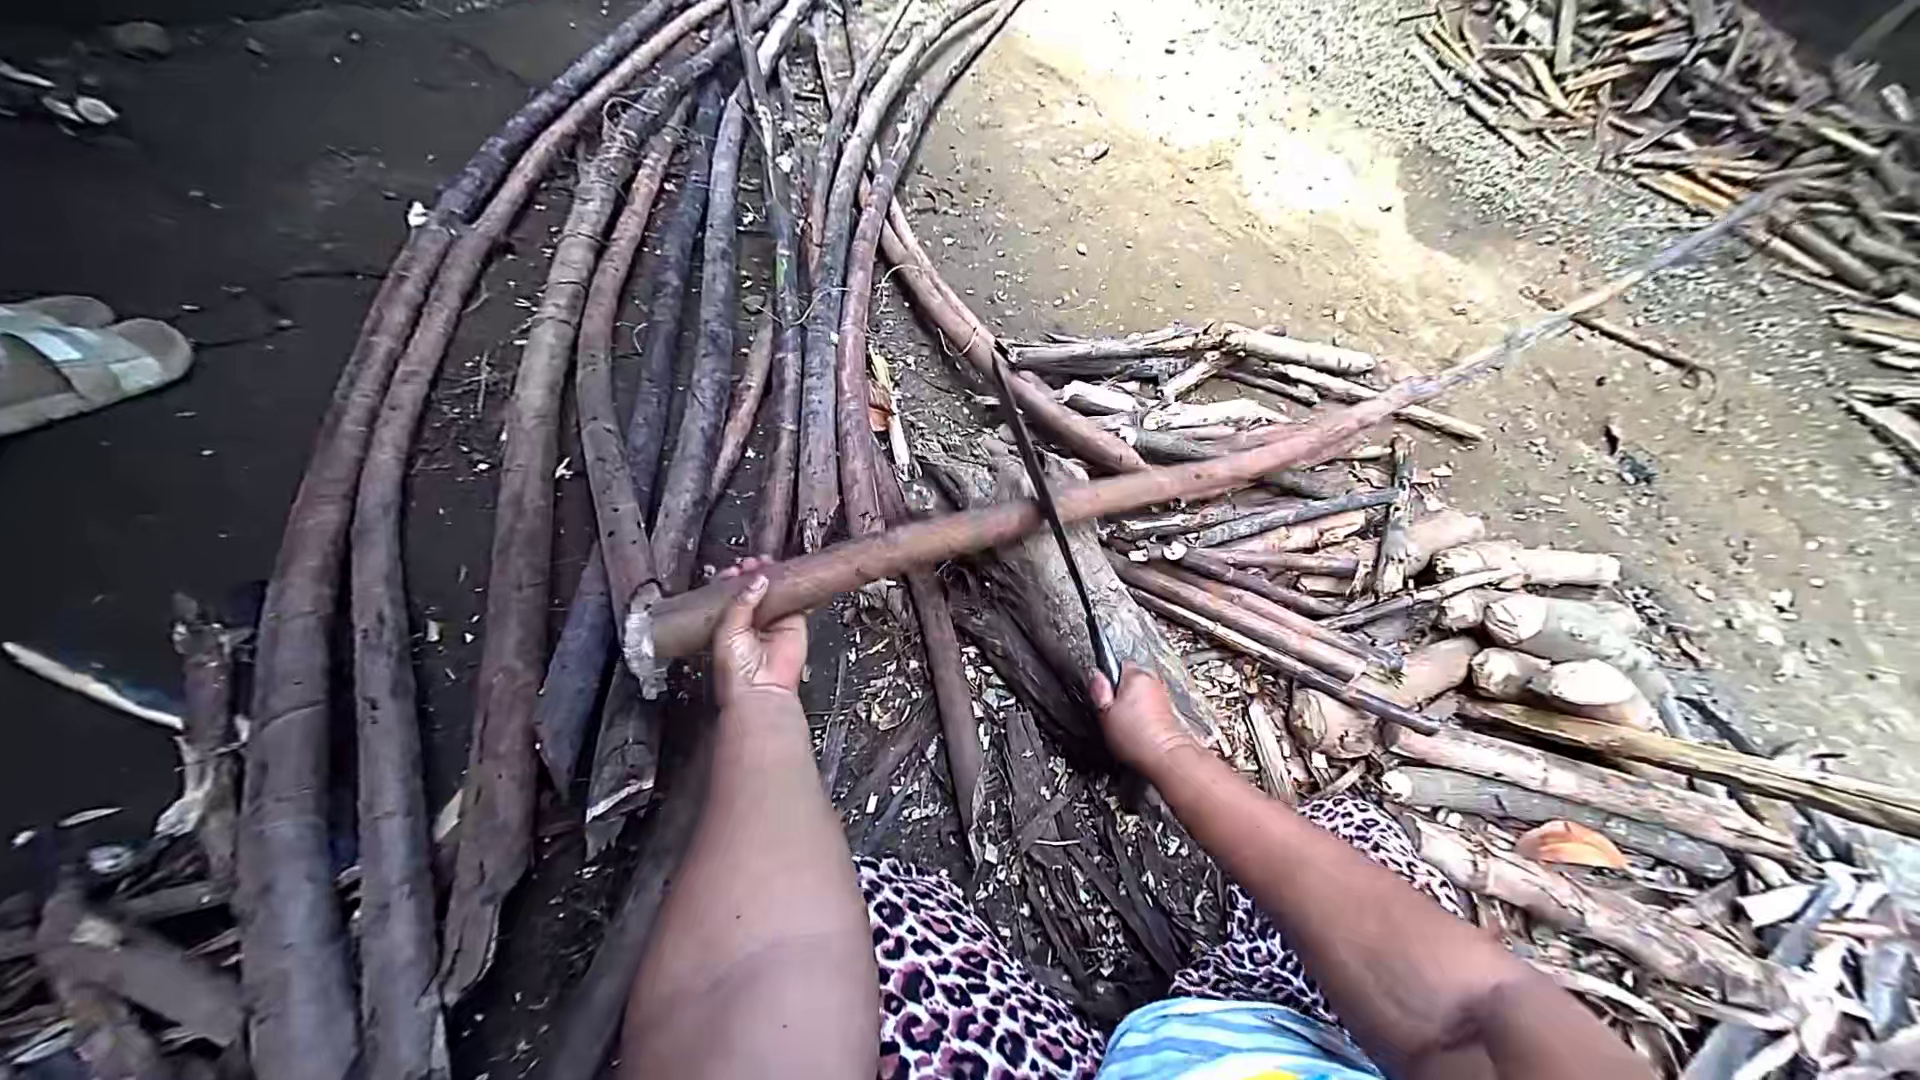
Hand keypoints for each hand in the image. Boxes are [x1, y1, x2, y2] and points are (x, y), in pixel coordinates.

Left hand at [711, 556, 807, 709]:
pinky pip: (799, 601)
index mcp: (729, 622)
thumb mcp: (728, 629)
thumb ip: (741, 601)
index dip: (734, 578)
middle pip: (755, 588)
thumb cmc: (736, 671)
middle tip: (754, 563)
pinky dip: (799, 589)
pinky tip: (794, 576)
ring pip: (776, 591)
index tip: (736, 567)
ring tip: (769, 565)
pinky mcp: (795, 622)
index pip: (732, 593)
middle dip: (754, 573)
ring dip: (774, 577)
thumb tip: (757, 579)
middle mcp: (752, 620)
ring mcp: (774, 620)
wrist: (761, 689)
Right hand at [1089, 664, 1195, 771]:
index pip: (1117, 664)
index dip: (1107, 680)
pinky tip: (1138, 732)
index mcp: (1136, 675)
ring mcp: (1163, 697)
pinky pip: (1151, 709)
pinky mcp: (1170, 713)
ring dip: (1134, 706)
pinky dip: (1145, 717)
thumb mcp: (1104, 713)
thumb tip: (1096, 677)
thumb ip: (1099, 691)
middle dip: (1121, 693)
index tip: (1103, 695)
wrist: (1167, 759)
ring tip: (1126, 725)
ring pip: (1142, 695)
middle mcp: (1153, 681)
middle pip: (1130, 680)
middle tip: (1113, 713)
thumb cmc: (1139, 738)